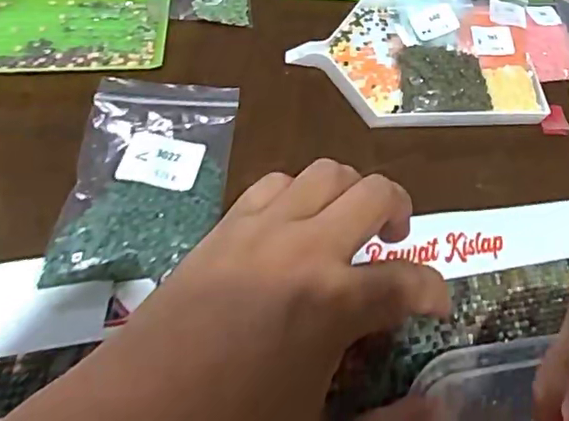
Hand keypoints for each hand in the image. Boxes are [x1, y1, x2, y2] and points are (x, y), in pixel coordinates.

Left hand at [9, 160, 449, 420]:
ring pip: (327, 172)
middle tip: (396, 241)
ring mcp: (263, 228)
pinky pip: (276, 182)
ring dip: (349, 192)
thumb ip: (385, 419)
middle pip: (374, 192)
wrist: (130, 419)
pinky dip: (298, 193)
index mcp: (332, 302)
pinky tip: (293, 224)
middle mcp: (305, 247)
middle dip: (399, 209)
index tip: (436, 305)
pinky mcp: (227, 224)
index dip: (433, 291)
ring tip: (346, 224)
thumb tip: (438, 404)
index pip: (407, 281)